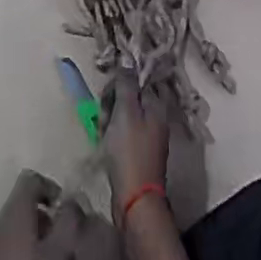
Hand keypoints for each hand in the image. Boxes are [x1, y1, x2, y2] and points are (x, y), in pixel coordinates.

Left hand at [0, 171, 80, 259]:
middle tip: (69, 247)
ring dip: (43, 246)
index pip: (30, 178)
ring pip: (21, 233)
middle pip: (27, 208)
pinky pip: (11, 253)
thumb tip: (72, 199)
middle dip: (52, 224)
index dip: (51, 186)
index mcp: (13, 214)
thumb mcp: (56, 256)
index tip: (67, 208)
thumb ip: (67, 223)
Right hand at [102, 79, 169, 206]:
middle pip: (130, 98)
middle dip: (112, 103)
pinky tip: (106, 145)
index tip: (107, 95)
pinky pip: (124, 133)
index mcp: (157, 104)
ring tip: (103, 134)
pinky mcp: (140, 152)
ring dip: (110, 120)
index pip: (137, 80)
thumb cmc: (130, 151)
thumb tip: (127, 59)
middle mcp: (157, 117)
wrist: (135, 199)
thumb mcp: (126, 112)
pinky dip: (113, 136)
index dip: (119, 84)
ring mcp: (149, 136)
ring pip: (124, 116)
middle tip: (104, 117)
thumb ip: (126, 84)